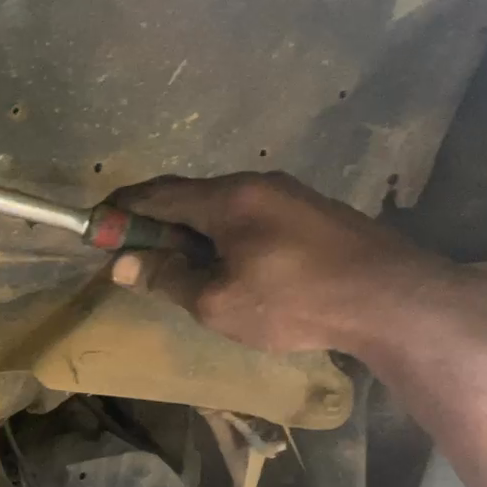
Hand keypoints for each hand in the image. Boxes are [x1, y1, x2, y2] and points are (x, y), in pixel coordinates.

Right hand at [104, 172, 486, 357]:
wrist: (392, 300)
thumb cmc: (293, 301)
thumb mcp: (216, 301)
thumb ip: (167, 278)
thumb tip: (124, 263)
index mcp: (228, 198)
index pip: (156, 194)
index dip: (120, 210)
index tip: (94, 227)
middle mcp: (257, 185)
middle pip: (188, 198)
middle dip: (154, 225)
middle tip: (133, 260)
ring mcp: (289, 197)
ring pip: (220, 210)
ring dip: (189, 236)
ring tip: (179, 275)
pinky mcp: (312, 216)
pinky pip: (248, 220)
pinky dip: (220, 240)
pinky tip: (225, 272)